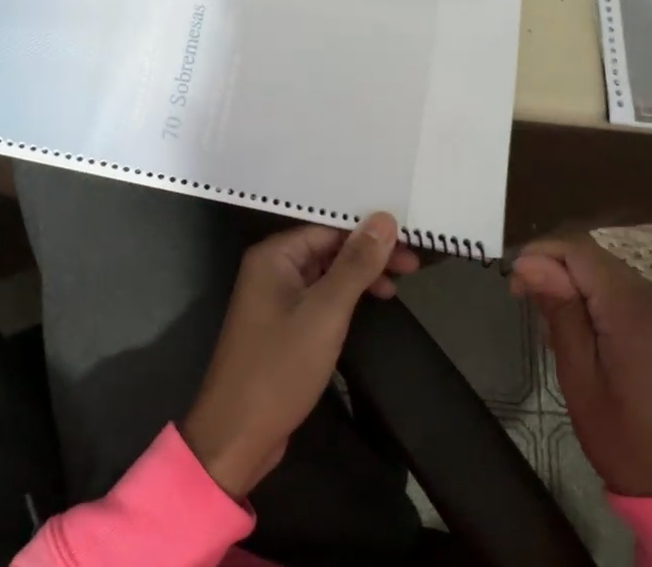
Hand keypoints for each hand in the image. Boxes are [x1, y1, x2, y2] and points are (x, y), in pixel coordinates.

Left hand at [181, 213, 418, 496]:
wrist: (239, 431)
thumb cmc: (281, 366)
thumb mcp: (326, 312)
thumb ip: (355, 265)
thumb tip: (383, 219)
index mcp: (273, 256)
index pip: (327, 227)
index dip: (368, 232)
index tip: (410, 241)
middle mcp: (270, 269)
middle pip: (325, 247)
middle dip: (367, 254)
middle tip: (413, 266)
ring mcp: (273, 298)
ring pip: (323, 273)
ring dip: (358, 276)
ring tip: (396, 286)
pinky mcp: (281, 325)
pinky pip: (317, 297)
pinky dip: (344, 298)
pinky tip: (369, 305)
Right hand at [512, 236, 651, 498]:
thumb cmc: (629, 442)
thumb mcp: (580, 380)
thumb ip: (560, 313)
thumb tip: (529, 261)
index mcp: (638, 311)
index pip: (580, 250)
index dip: (541, 255)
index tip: (516, 288)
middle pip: (602, 264)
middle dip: (561, 277)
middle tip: (536, 319)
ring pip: (621, 283)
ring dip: (587, 296)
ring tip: (566, 340)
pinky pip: (644, 304)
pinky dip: (614, 311)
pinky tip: (603, 348)